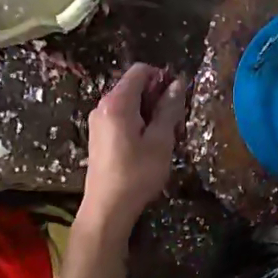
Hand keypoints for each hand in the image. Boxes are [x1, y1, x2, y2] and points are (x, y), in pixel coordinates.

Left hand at [79, 63, 186, 237]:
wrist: (108, 207)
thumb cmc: (137, 173)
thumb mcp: (161, 140)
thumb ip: (169, 109)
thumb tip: (177, 84)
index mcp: (117, 103)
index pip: (139, 71)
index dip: (162, 77)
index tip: (178, 97)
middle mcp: (103, 106)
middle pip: (134, 86)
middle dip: (157, 96)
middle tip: (175, 120)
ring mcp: (98, 121)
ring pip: (129, 103)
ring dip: (150, 111)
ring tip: (165, 135)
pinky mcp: (99, 135)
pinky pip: (122, 116)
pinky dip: (138, 122)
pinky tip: (149, 144)